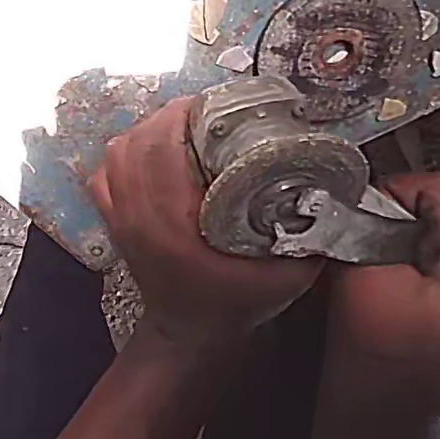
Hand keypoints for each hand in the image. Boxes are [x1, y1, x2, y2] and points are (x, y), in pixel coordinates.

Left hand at [89, 97, 322, 349]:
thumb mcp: (285, 276)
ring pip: (117, 151)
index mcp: (171, 224)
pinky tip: (152, 149)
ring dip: (149, 129)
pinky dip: (125, 152)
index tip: (215, 105)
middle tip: (206, 111)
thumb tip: (334, 188)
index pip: (161, 148)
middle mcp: (136, 216)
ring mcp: (118, 217)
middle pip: (138, 142)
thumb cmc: (236, 303)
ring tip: (184, 124)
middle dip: (171, 116)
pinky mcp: (112, 219)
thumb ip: (310, 234)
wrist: (188, 333)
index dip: (184, 115)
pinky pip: (105, 171)